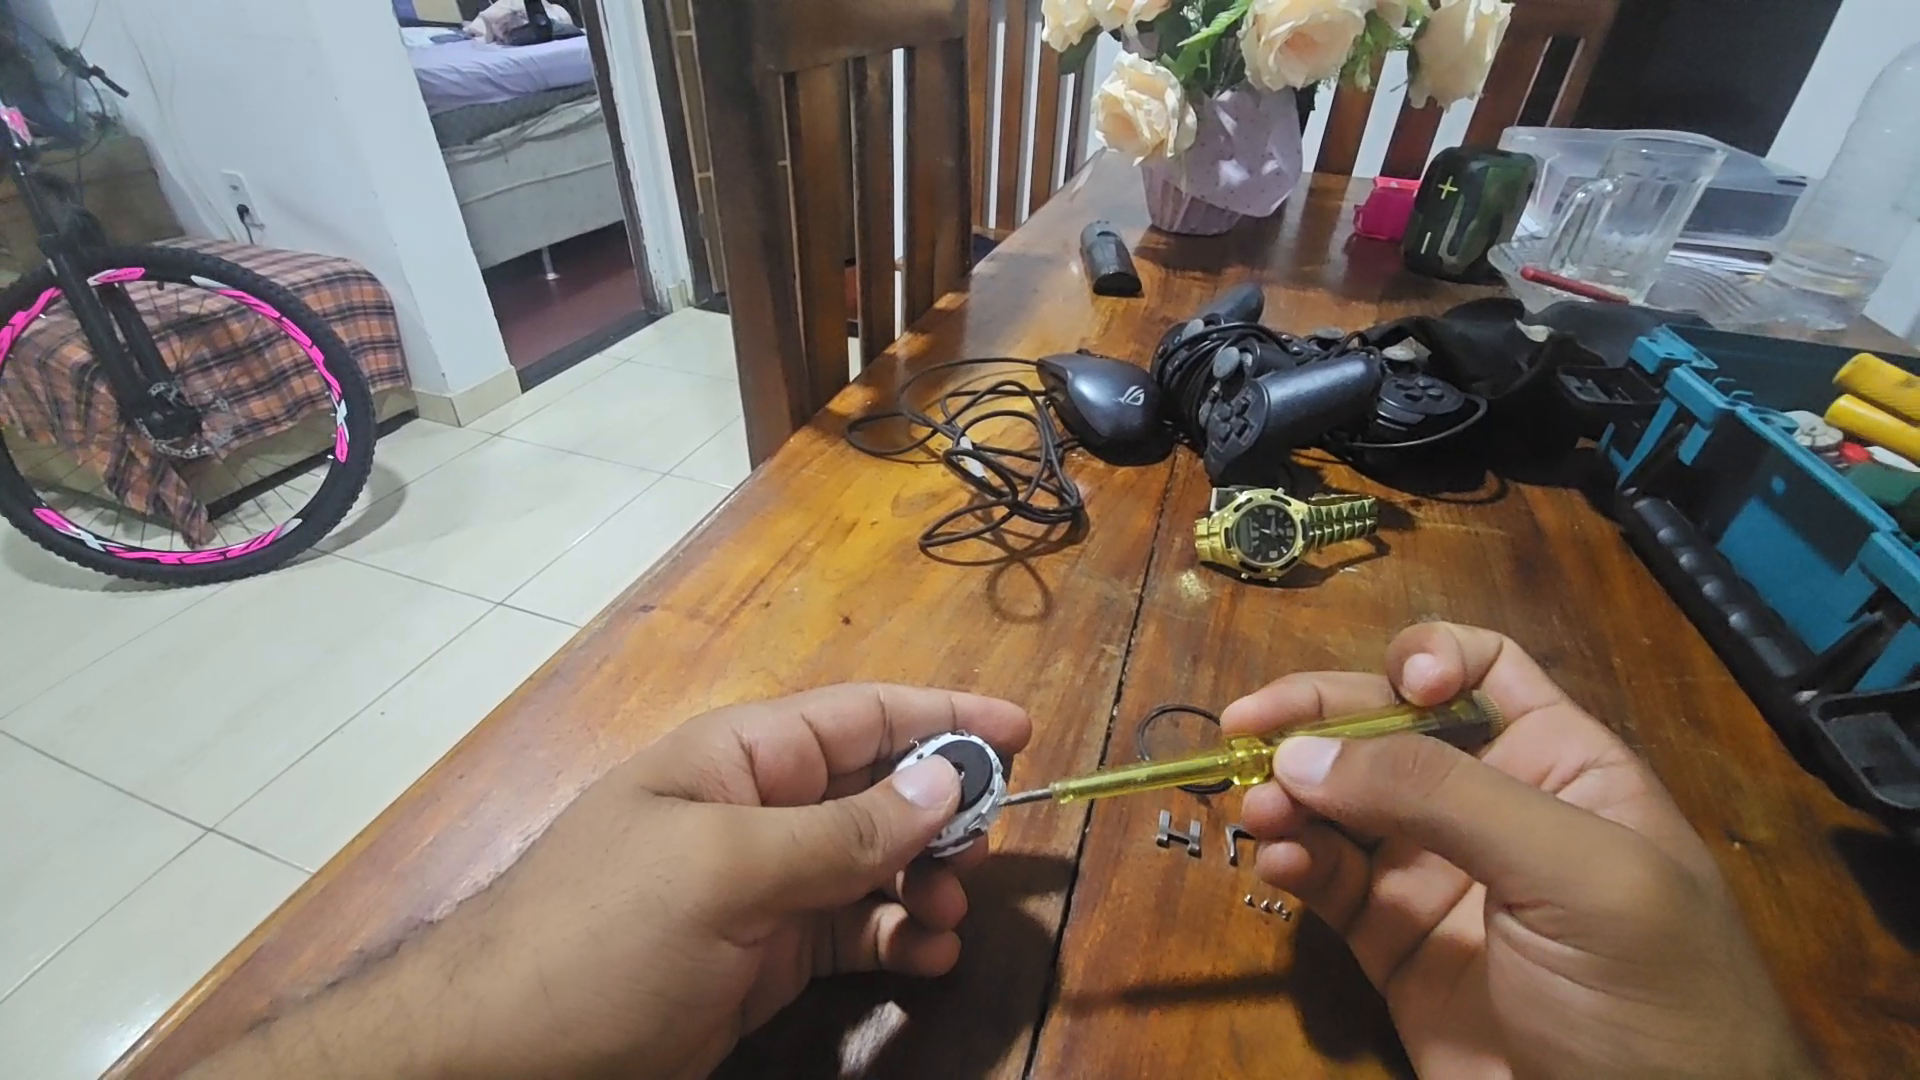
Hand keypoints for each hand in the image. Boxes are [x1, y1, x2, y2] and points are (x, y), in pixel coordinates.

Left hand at [189, 685, 1028, 1079]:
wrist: (490, 1070)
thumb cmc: (606, 936)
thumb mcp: (727, 871)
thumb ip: (843, 830)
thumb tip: (946, 781)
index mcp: (749, 756)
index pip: (864, 717)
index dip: (944, 717)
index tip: (1018, 729)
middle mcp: (768, 807)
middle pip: (881, 788)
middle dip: (942, 810)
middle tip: (989, 845)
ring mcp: (772, 882)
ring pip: (878, 861)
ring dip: (924, 881)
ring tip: (949, 914)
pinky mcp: (773, 951)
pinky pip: (856, 927)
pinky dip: (895, 937)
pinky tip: (924, 956)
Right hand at [1222, 623, 1810, 1079]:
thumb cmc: (1656, 1003)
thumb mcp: (1578, 876)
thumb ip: (1441, 794)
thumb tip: (1299, 755)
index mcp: (1552, 763)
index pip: (1482, 668)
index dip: (1429, 657)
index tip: (1397, 686)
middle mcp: (1479, 798)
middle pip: (1376, 721)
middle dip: (1312, 717)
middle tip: (1244, 727)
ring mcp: (1424, 863)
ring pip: (1332, 792)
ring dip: (1286, 792)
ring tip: (1260, 813)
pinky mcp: (1382, 926)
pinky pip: (1321, 869)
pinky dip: (1293, 858)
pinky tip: (1283, 867)